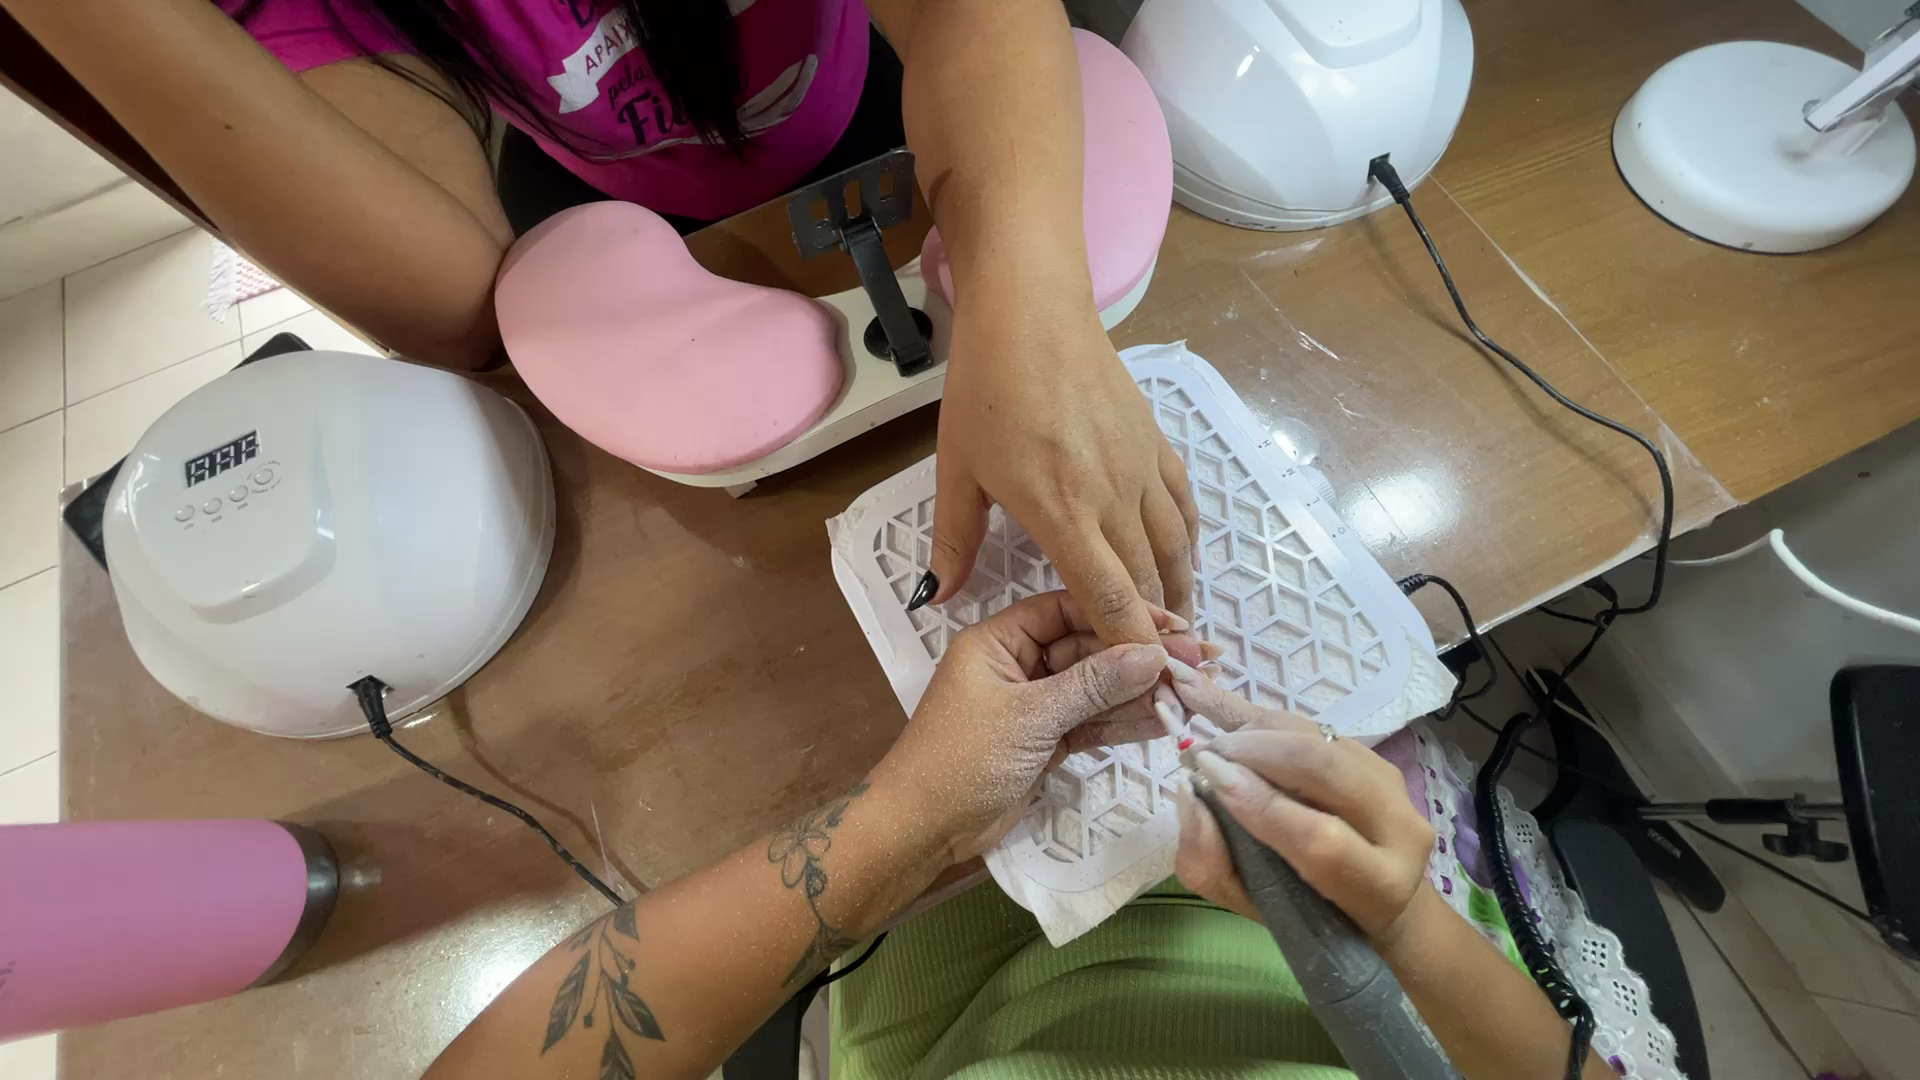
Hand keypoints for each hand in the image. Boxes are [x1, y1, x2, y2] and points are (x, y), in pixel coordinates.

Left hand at [878, 591, 1199, 865]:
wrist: (922, 830)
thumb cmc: (963, 759)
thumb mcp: (1029, 716)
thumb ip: (1093, 685)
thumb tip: (1153, 653)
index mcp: (999, 640)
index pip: (1066, 609)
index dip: (1117, 612)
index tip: (1170, 623)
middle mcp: (1019, 663)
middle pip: (1087, 649)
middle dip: (1137, 656)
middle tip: (1198, 660)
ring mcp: (1035, 703)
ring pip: (1095, 688)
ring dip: (1138, 691)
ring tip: (1194, 689)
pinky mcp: (1046, 739)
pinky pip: (1091, 721)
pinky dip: (1123, 722)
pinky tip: (1165, 718)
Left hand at [926, 312, 1198, 643]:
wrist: (1030, 313)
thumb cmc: (986, 391)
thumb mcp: (957, 470)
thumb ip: (954, 540)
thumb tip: (937, 597)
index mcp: (1062, 514)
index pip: (1110, 601)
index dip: (1128, 648)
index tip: (1137, 679)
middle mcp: (1114, 500)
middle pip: (1150, 583)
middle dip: (1156, 629)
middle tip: (1156, 662)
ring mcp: (1143, 469)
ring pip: (1177, 548)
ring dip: (1178, 590)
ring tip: (1172, 620)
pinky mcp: (1158, 443)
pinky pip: (1186, 504)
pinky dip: (1188, 540)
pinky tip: (1181, 556)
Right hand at [1166, 661, 1435, 942]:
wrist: (1378, 897)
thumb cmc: (1306, 910)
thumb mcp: (1250, 905)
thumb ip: (1210, 864)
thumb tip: (1190, 796)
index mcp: (1375, 883)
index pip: (1317, 837)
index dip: (1256, 802)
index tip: (1204, 776)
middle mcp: (1396, 827)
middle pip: (1322, 767)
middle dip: (1252, 752)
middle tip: (1202, 753)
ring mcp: (1388, 781)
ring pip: (1311, 735)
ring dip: (1250, 729)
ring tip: (1208, 735)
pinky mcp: (1369, 753)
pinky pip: (1304, 722)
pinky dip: (1253, 714)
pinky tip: (1208, 697)